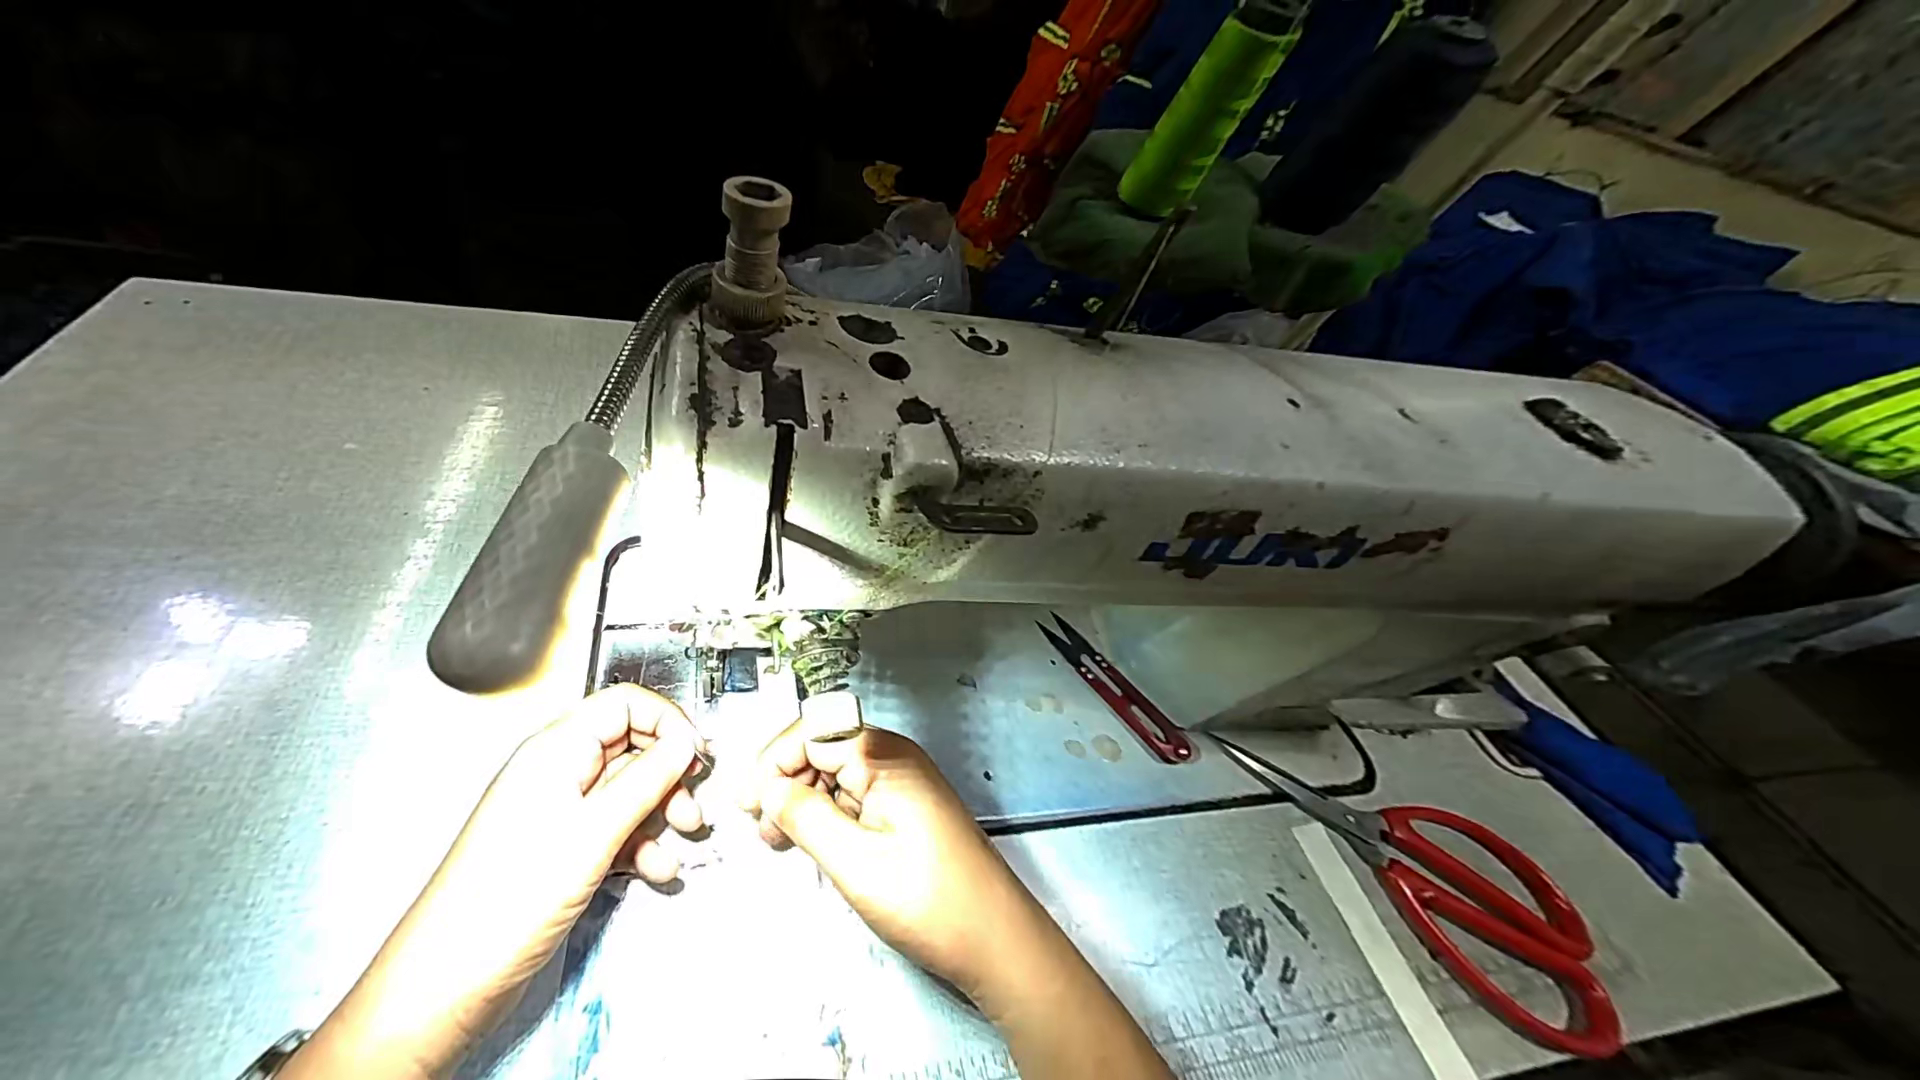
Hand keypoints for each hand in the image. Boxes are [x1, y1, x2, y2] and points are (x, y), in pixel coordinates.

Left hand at [285, 685, 704, 1079]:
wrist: (447, 985)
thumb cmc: (501, 905)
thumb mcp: (593, 831)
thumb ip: (646, 779)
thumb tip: (685, 743)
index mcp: (555, 750)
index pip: (625, 703)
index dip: (667, 721)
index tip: (694, 751)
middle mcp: (559, 772)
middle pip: (635, 745)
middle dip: (671, 771)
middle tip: (692, 794)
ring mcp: (563, 810)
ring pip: (632, 789)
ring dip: (664, 810)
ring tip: (682, 833)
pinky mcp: (567, 846)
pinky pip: (620, 826)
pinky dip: (645, 843)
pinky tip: (656, 867)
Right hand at [744, 710, 1173, 1079]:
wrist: (996, 938)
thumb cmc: (927, 899)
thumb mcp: (855, 861)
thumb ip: (806, 817)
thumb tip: (767, 788)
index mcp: (884, 755)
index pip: (813, 732)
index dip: (774, 761)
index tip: (746, 803)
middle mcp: (893, 756)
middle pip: (823, 747)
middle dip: (784, 778)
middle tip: (756, 825)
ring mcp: (902, 779)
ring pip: (836, 772)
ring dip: (801, 797)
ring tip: (776, 838)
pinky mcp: (905, 805)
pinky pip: (854, 793)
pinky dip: (826, 812)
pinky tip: (809, 839)